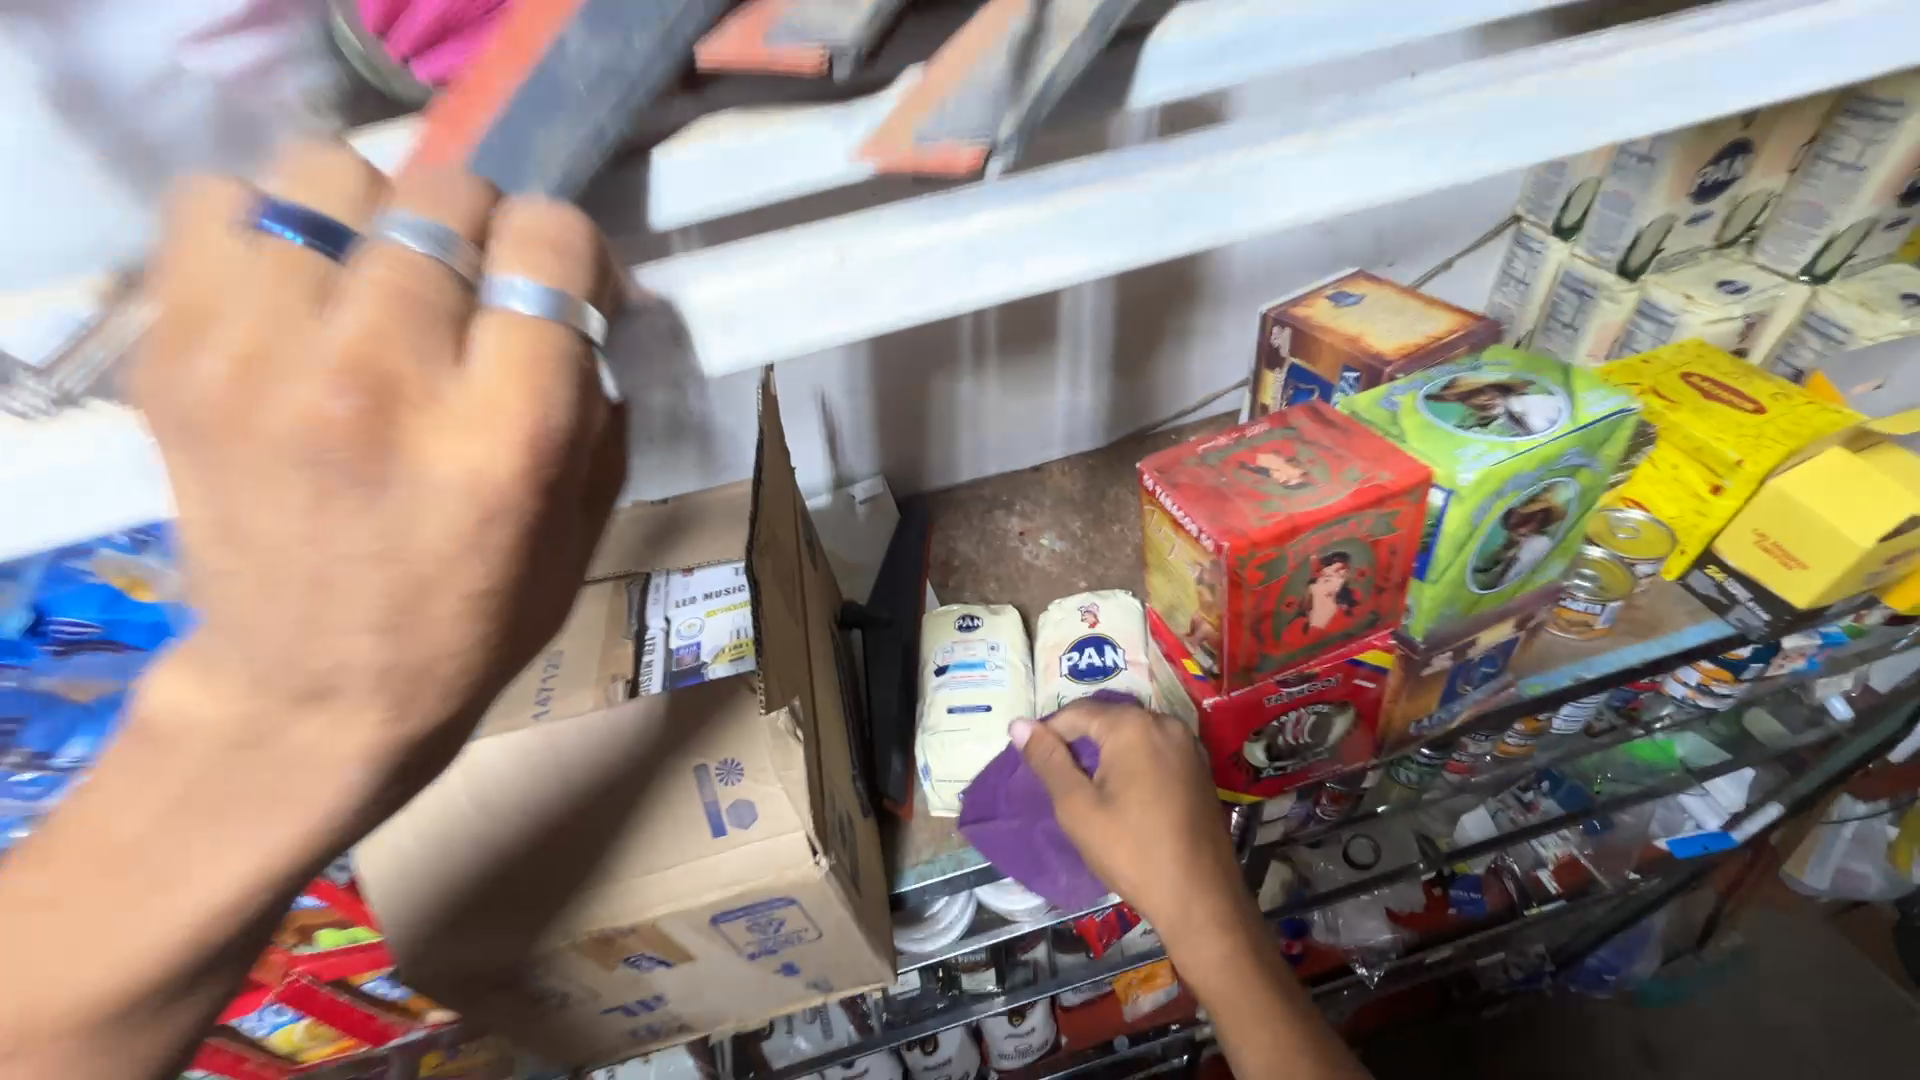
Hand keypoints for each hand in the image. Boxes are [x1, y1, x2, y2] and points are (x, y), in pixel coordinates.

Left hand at [130, 139, 625, 799]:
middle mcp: (387, 379)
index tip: (567, 288)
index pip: (549, 245)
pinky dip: (273, 223)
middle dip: (488, 228)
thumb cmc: (482, 614)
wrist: (319, 688)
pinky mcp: (177, 358)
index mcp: (508, 434)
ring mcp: (263, 360)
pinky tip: (305, 286)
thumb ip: (594, 401)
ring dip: (382, 215)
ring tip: (389, 278)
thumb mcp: (586, 519)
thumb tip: (581, 304)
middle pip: (446, 197)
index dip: (573, 249)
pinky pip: (219, 204)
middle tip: (482, 287)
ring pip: (330, 175)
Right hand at [1012, 701, 1251, 945]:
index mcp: (1133, 726)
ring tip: (1084, 782)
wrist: (1202, 899)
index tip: (1031, 759)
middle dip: (1078, 739)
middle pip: (1108, 718)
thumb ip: (1048, 760)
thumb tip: (1019, 724)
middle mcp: (1165, 723)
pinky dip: (1133, 759)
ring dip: (1106, 749)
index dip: (1049, 732)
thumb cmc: (1132, 852)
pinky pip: (1155, 748)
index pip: (1077, 712)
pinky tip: (1122, 789)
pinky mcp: (1200, 767)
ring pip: (1133, 733)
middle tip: (1055, 773)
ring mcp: (1188, 744)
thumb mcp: (1078, 807)